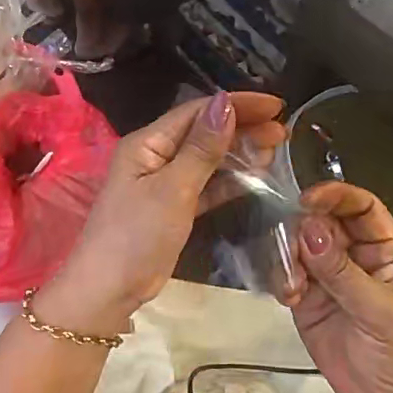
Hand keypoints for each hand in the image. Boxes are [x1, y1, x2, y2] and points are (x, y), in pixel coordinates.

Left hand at [39, 92, 285, 336]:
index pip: (196, 112)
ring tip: (275, 150)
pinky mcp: (174, 208)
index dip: (236, 104)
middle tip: (283, 131)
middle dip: (242, 128)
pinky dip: (229, 180)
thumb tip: (224, 103)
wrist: (110, 289)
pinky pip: (206, 185)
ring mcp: (164, 183)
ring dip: (239, 153)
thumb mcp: (172, 189)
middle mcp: (155, 156)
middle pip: (204, 132)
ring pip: (207, 159)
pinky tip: (256, 176)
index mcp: (146, 143)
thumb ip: (201, 148)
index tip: (275, 106)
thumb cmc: (136, 235)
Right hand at [279, 182, 392, 392]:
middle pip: (323, 222)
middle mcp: (355, 256)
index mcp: (386, 250)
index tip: (307, 200)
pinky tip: (289, 298)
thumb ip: (343, 272)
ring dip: (289, 258)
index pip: (361, 208)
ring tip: (294, 286)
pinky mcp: (307, 299)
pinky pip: (286, 275)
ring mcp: (329, 277)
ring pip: (299, 246)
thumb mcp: (382, 310)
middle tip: (294, 252)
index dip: (336, 197)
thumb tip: (308, 229)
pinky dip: (281, 280)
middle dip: (304, 231)